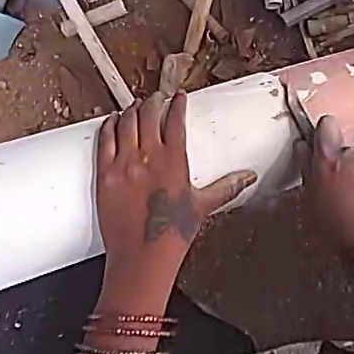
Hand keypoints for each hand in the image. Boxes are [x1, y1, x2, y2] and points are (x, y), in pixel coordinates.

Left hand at [95, 93, 256, 299]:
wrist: (143, 257)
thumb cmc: (173, 234)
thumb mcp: (203, 206)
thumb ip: (227, 186)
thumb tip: (249, 177)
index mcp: (174, 160)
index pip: (175, 119)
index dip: (177, 103)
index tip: (178, 97)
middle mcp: (148, 156)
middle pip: (148, 113)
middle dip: (153, 102)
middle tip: (156, 99)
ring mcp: (124, 163)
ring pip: (125, 122)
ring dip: (131, 110)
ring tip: (135, 107)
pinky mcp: (105, 174)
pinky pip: (105, 139)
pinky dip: (108, 125)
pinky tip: (112, 121)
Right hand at [306, 115, 353, 287]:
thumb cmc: (344, 232)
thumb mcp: (311, 204)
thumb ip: (306, 169)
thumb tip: (302, 149)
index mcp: (329, 159)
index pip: (326, 126)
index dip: (325, 134)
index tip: (324, 144)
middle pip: (349, 152)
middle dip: (347, 167)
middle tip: (345, 193)